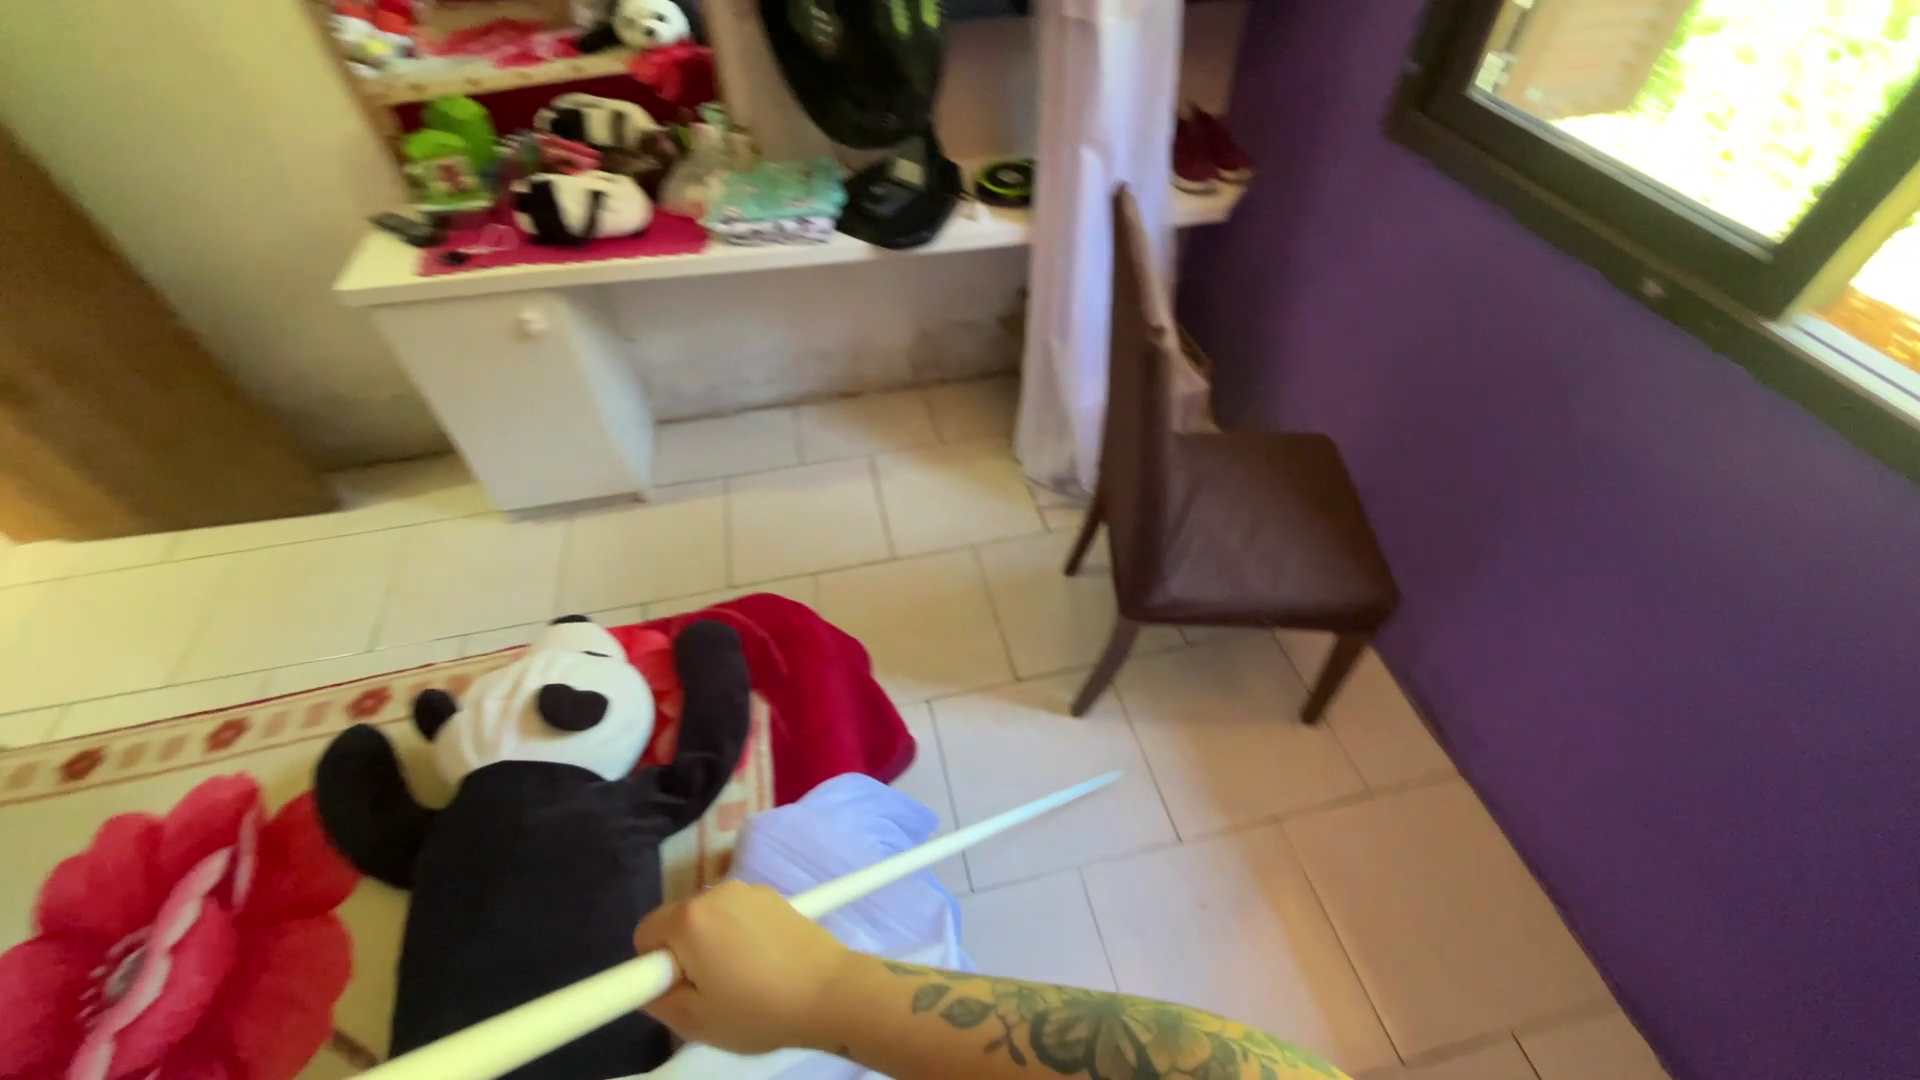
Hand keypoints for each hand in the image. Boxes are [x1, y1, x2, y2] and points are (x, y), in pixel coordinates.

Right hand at [633, 881, 854, 1054]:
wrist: (827, 990)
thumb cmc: (757, 1009)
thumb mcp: (694, 1022)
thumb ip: (658, 999)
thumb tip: (652, 983)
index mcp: (690, 917)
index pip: (645, 933)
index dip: (652, 966)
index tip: (678, 989)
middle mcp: (717, 891)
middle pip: (678, 920)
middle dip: (683, 952)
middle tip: (709, 990)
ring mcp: (749, 889)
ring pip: (710, 917)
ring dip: (712, 941)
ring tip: (741, 978)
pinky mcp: (775, 894)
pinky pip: (738, 913)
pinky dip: (739, 932)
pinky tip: (763, 962)